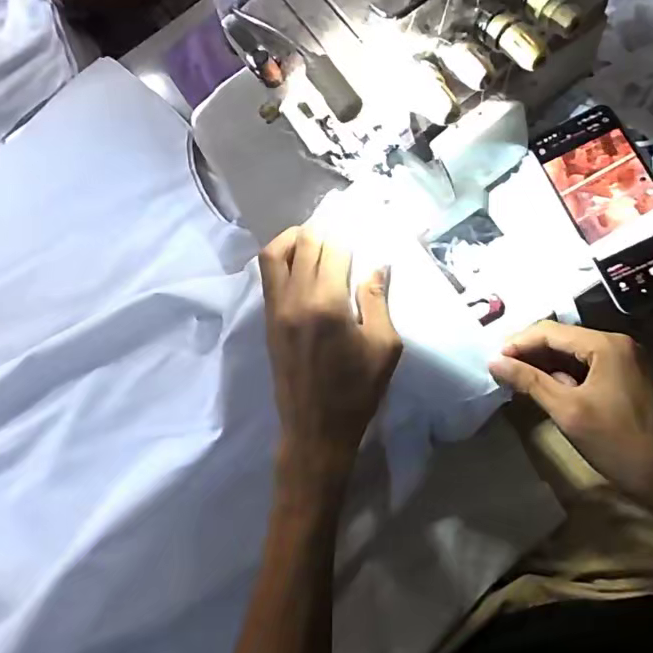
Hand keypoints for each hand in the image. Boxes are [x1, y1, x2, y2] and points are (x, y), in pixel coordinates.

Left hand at [259, 227, 401, 490]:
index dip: (346, 232)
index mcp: (328, 304)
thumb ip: (378, 300)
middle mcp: (296, 299)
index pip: (333, 250)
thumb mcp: (384, 346)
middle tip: (341, 222)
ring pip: (276, 254)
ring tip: (317, 237)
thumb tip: (377, 264)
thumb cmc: (358, 392)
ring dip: (296, 237)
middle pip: (305, 245)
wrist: (315, 431)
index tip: (358, 221)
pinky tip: (304, 262)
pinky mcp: (268, 320)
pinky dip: (284, 258)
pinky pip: (269, 275)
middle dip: (324, 229)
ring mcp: (276, 309)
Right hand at [490, 321, 652, 510]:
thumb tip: (494, 361)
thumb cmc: (619, 444)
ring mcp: (627, 360)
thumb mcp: (568, 412)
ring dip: (546, 364)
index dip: (519, 343)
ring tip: (518, 379)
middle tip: (502, 370)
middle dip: (531, 352)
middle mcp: (619, 343)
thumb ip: (530, 382)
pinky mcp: (629, 377)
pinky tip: (547, 388)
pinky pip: (589, 366)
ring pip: (575, 353)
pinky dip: (566, 374)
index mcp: (606, 344)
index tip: (494, 360)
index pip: (551, 331)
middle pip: (563, 338)